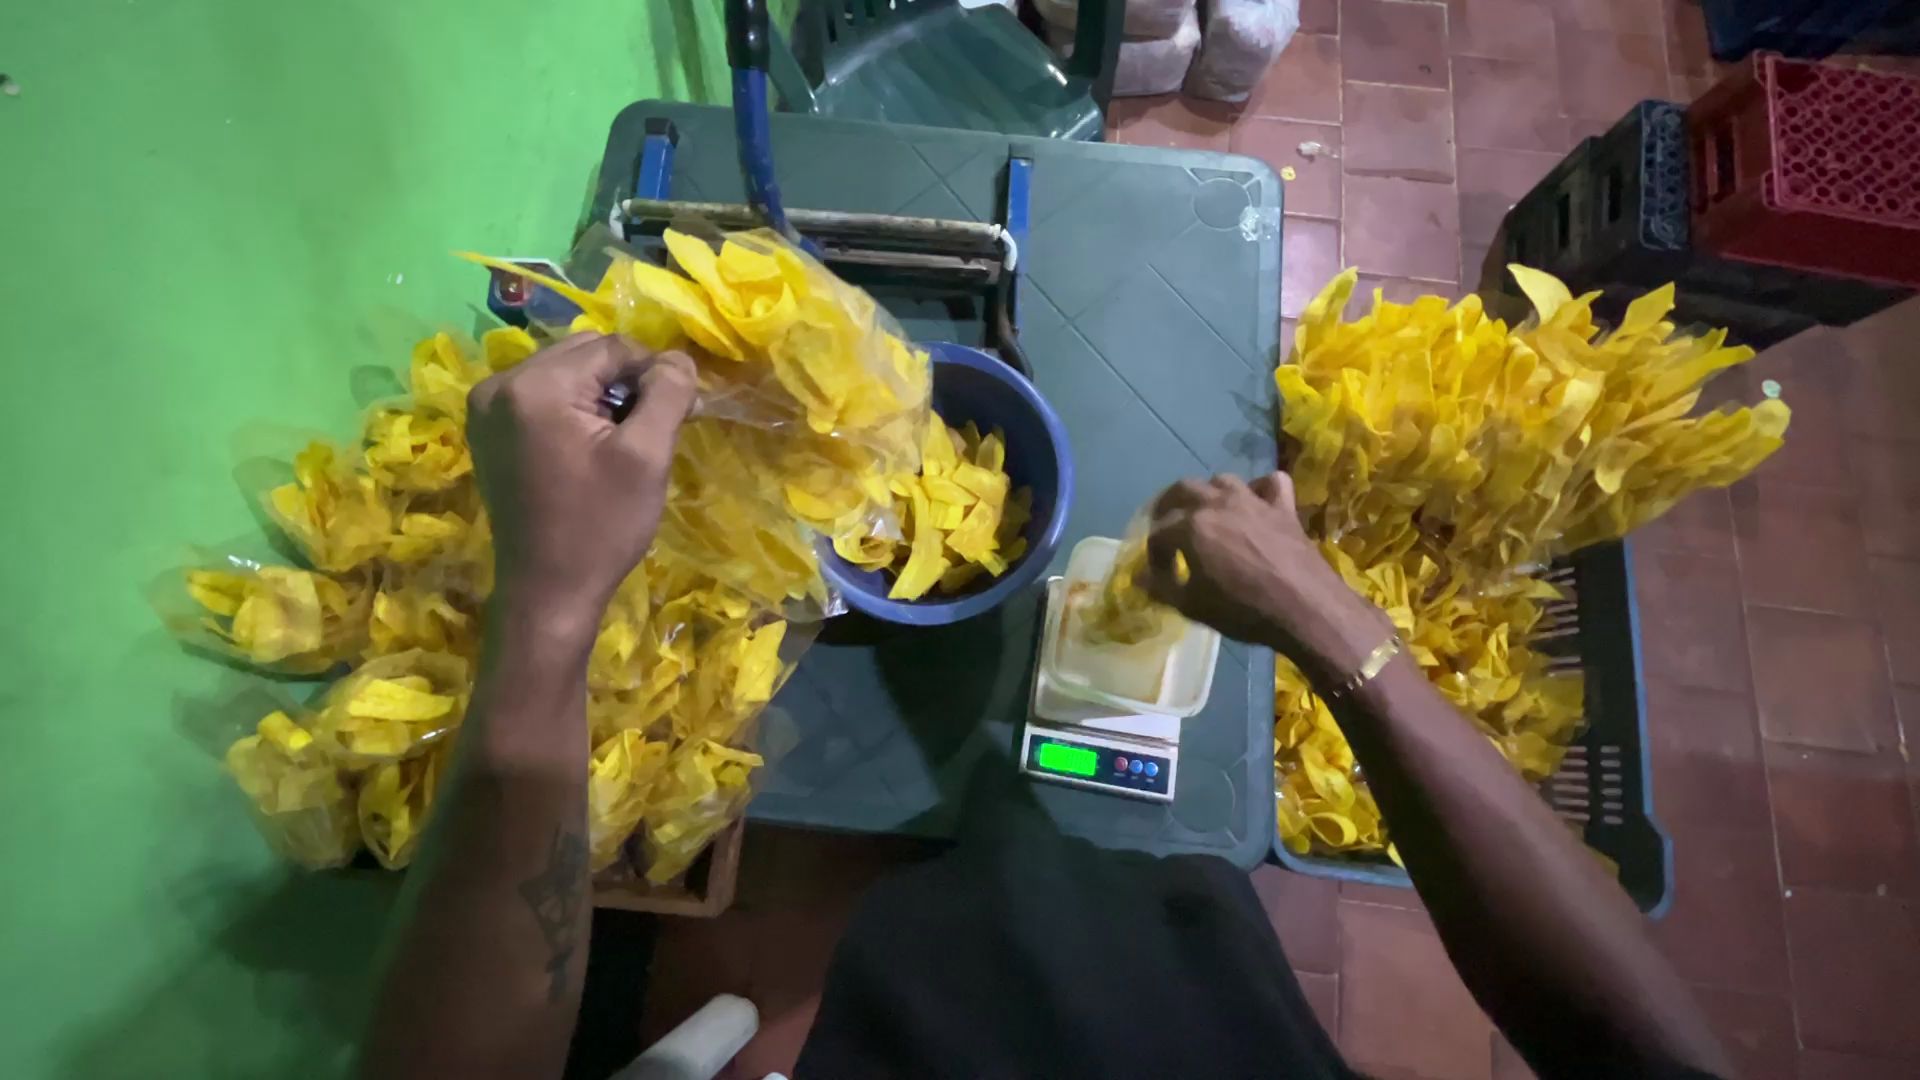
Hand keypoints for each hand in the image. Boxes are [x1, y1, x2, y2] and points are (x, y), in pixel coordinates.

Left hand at [467, 333, 696, 636]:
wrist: (549, 589)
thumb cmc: (602, 525)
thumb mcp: (647, 457)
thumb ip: (667, 395)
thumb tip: (678, 359)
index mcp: (536, 386)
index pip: (613, 347)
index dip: (656, 372)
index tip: (683, 413)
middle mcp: (500, 383)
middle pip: (585, 353)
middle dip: (628, 381)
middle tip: (657, 427)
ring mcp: (487, 408)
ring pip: (566, 373)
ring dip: (604, 394)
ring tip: (627, 440)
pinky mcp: (489, 430)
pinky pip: (544, 396)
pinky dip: (577, 409)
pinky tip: (595, 445)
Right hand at [1137, 472, 1392, 680]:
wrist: (1306, 610)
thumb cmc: (1243, 610)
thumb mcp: (1192, 606)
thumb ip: (1161, 588)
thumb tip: (1140, 577)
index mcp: (1190, 527)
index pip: (1158, 533)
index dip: (1154, 555)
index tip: (1160, 576)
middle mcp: (1217, 504)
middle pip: (1182, 490)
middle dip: (1167, 508)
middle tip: (1167, 530)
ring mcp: (1253, 501)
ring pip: (1222, 480)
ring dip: (1209, 494)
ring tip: (1208, 515)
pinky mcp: (1284, 508)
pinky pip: (1270, 483)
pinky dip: (1260, 489)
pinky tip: (1256, 504)